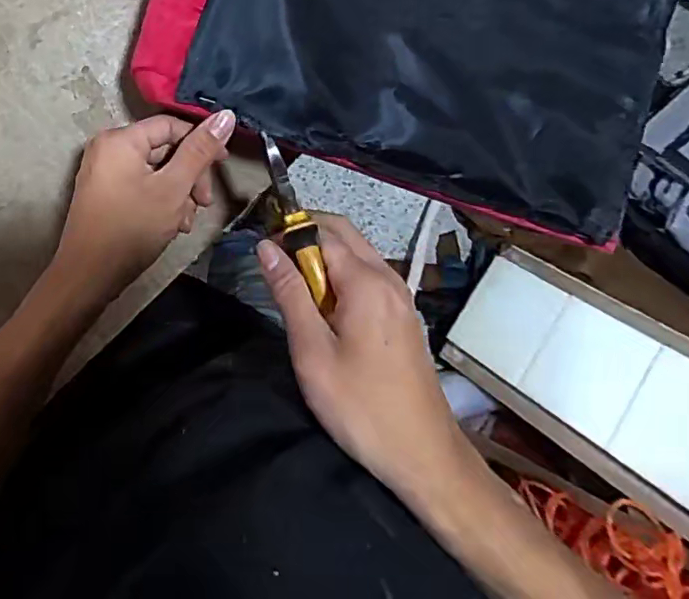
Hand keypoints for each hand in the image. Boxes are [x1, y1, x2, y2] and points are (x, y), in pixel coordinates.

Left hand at [56, 110, 237, 292]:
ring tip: (183, 222)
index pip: (171, 125)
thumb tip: (225, 116)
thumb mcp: (173, 188)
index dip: (201, 142)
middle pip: (164, 148)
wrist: (88, 276)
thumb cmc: (131, 228)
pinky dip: (159, 200)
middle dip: (189, 176)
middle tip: (203, 203)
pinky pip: (140, 184)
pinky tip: (170, 225)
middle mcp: (108, 147)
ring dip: (177, 193)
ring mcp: (104, 171)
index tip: (222, 165)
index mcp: (120, 139)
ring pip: (155, 170)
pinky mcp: (104, 192)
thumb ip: (200, 151)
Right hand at [257, 215, 471, 502]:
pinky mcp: (403, 314)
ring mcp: (400, 295)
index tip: (263, 252)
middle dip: (306, 235)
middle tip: (276, 265)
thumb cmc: (361, 407)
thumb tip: (265, 247)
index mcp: (366, 282)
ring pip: (356, 252)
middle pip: (343, 232)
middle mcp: (388, 277)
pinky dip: (342, 275)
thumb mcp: (312, 352)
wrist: (425, 457)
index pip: (321, 232)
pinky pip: (368, 274)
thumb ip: (289, 293)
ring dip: (323, 256)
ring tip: (295, 288)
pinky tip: (325, 308)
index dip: (288, 233)